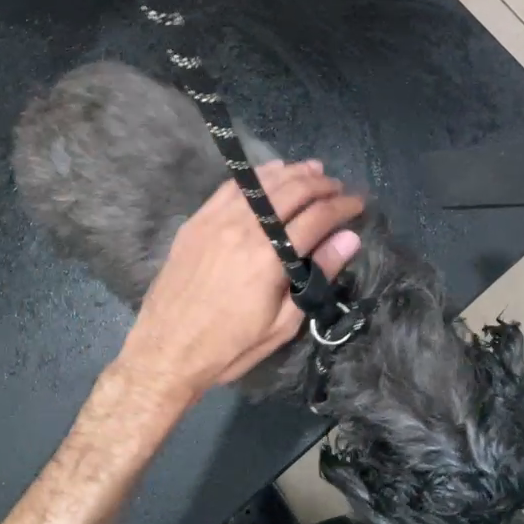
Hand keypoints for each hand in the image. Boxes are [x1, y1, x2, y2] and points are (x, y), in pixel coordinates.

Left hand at [118, 160, 363, 400]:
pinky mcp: (198, 220)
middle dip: (322, 184)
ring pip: (263, 182)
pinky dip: (258, 175)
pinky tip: (272, 172)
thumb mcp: (282, 324)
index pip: (318, 217)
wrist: (164, 352)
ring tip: (314, 171)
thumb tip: (349, 239)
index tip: (359, 204)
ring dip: (293, 172)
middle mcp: (245, 229)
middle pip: (293, 190)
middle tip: (339, 188)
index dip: (343, 207)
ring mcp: (217, 220)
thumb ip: (317, 275)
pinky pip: (232, 186)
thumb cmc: (229, 347)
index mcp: (270, 258)